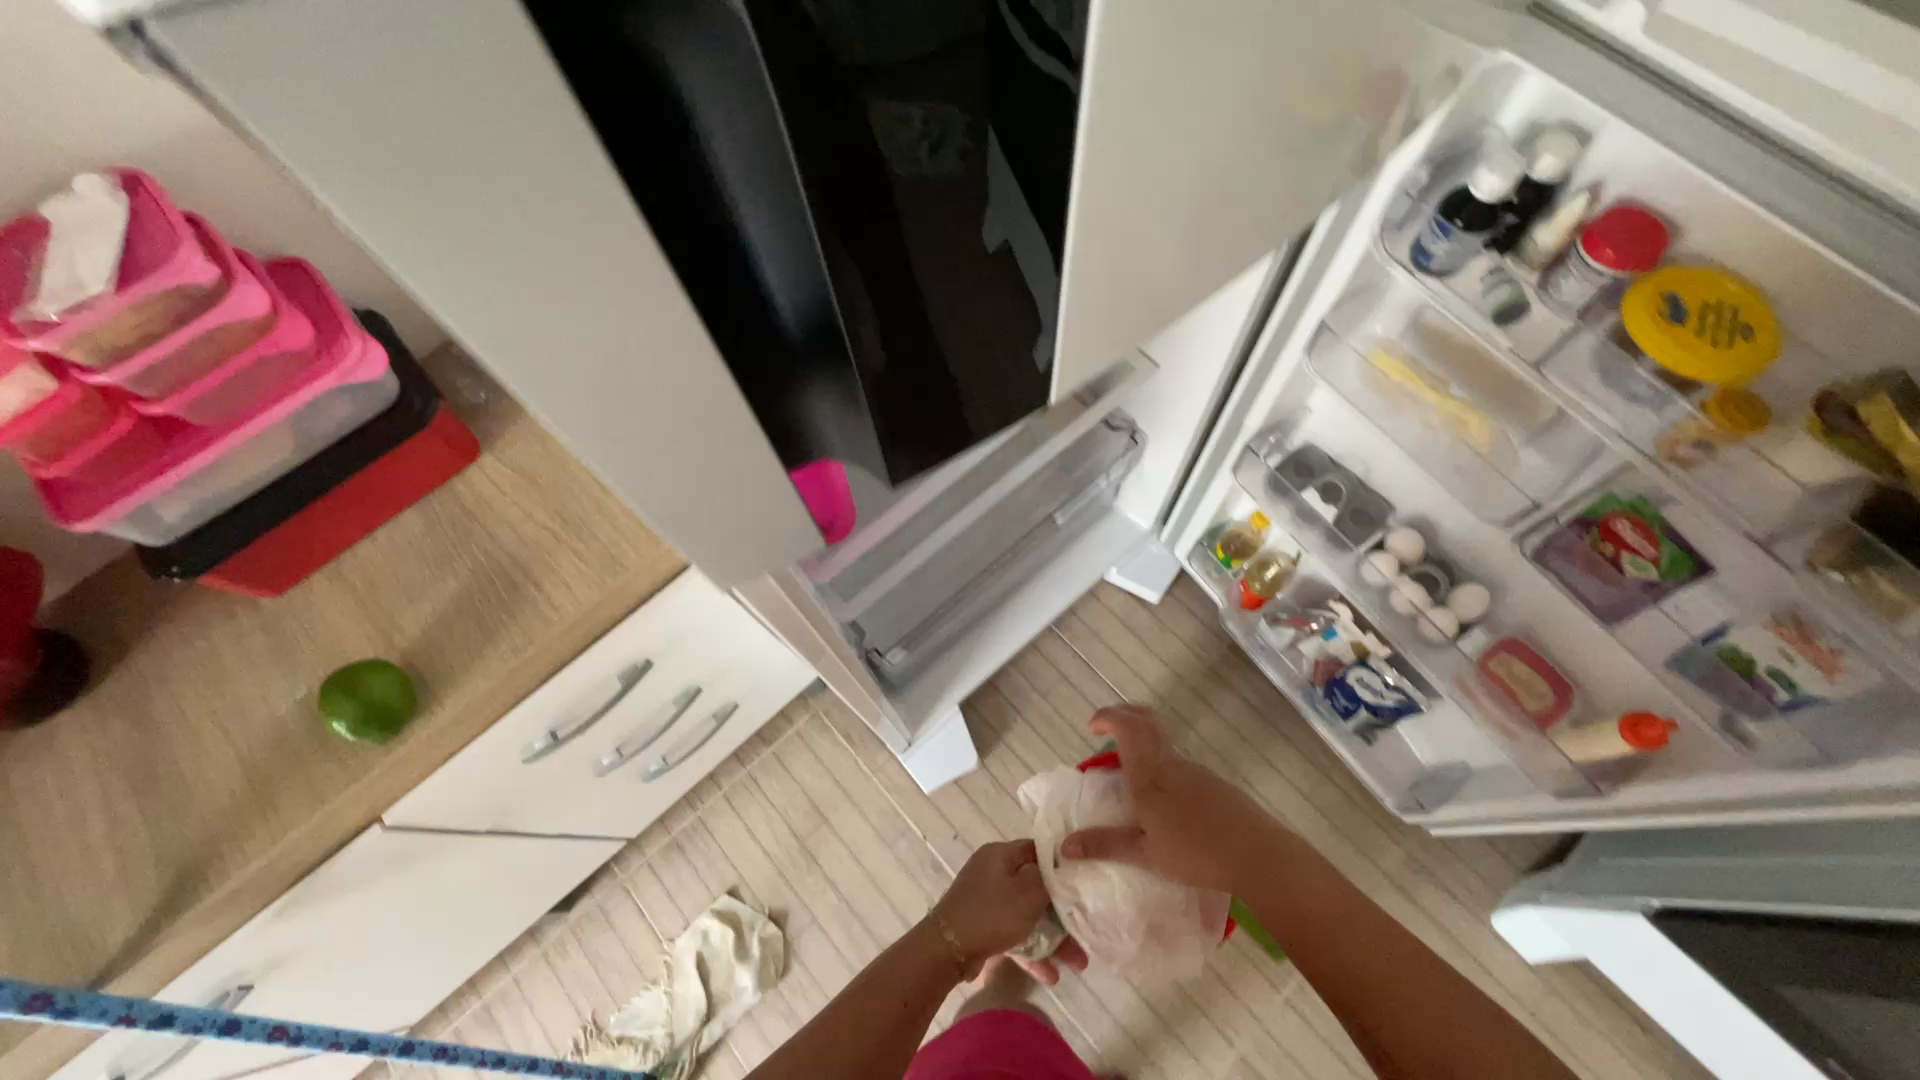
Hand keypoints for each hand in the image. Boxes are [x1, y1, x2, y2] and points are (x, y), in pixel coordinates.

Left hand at [927, 840, 1087, 984]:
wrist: (946, 950)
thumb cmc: (992, 913)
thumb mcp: (1028, 891)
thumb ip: (1047, 877)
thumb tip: (1056, 866)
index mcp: (1000, 854)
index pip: (1038, 851)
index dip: (1061, 865)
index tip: (1083, 882)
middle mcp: (992, 872)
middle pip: (1035, 888)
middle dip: (1062, 914)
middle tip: (1085, 934)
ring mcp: (986, 900)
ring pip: (1027, 915)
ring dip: (1051, 938)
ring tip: (1078, 964)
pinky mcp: (982, 926)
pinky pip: (1013, 933)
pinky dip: (1030, 950)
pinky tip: (1050, 975)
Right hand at [1059, 705, 1281, 892]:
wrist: (1257, 855)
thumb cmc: (1196, 853)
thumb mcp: (1144, 853)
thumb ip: (1104, 845)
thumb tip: (1063, 846)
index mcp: (1149, 776)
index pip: (1127, 728)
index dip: (1108, 717)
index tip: (1093, 725)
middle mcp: (1171, 764)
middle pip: (1147, 722)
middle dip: (1124, 716)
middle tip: (1107, 728)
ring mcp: (1196, 772)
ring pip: (1163, 745)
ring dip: (1142, 745)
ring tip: (1129, 776)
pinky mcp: (1214, 784)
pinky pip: (1179, 766)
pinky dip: (1162, 768)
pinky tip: (1164, 803)